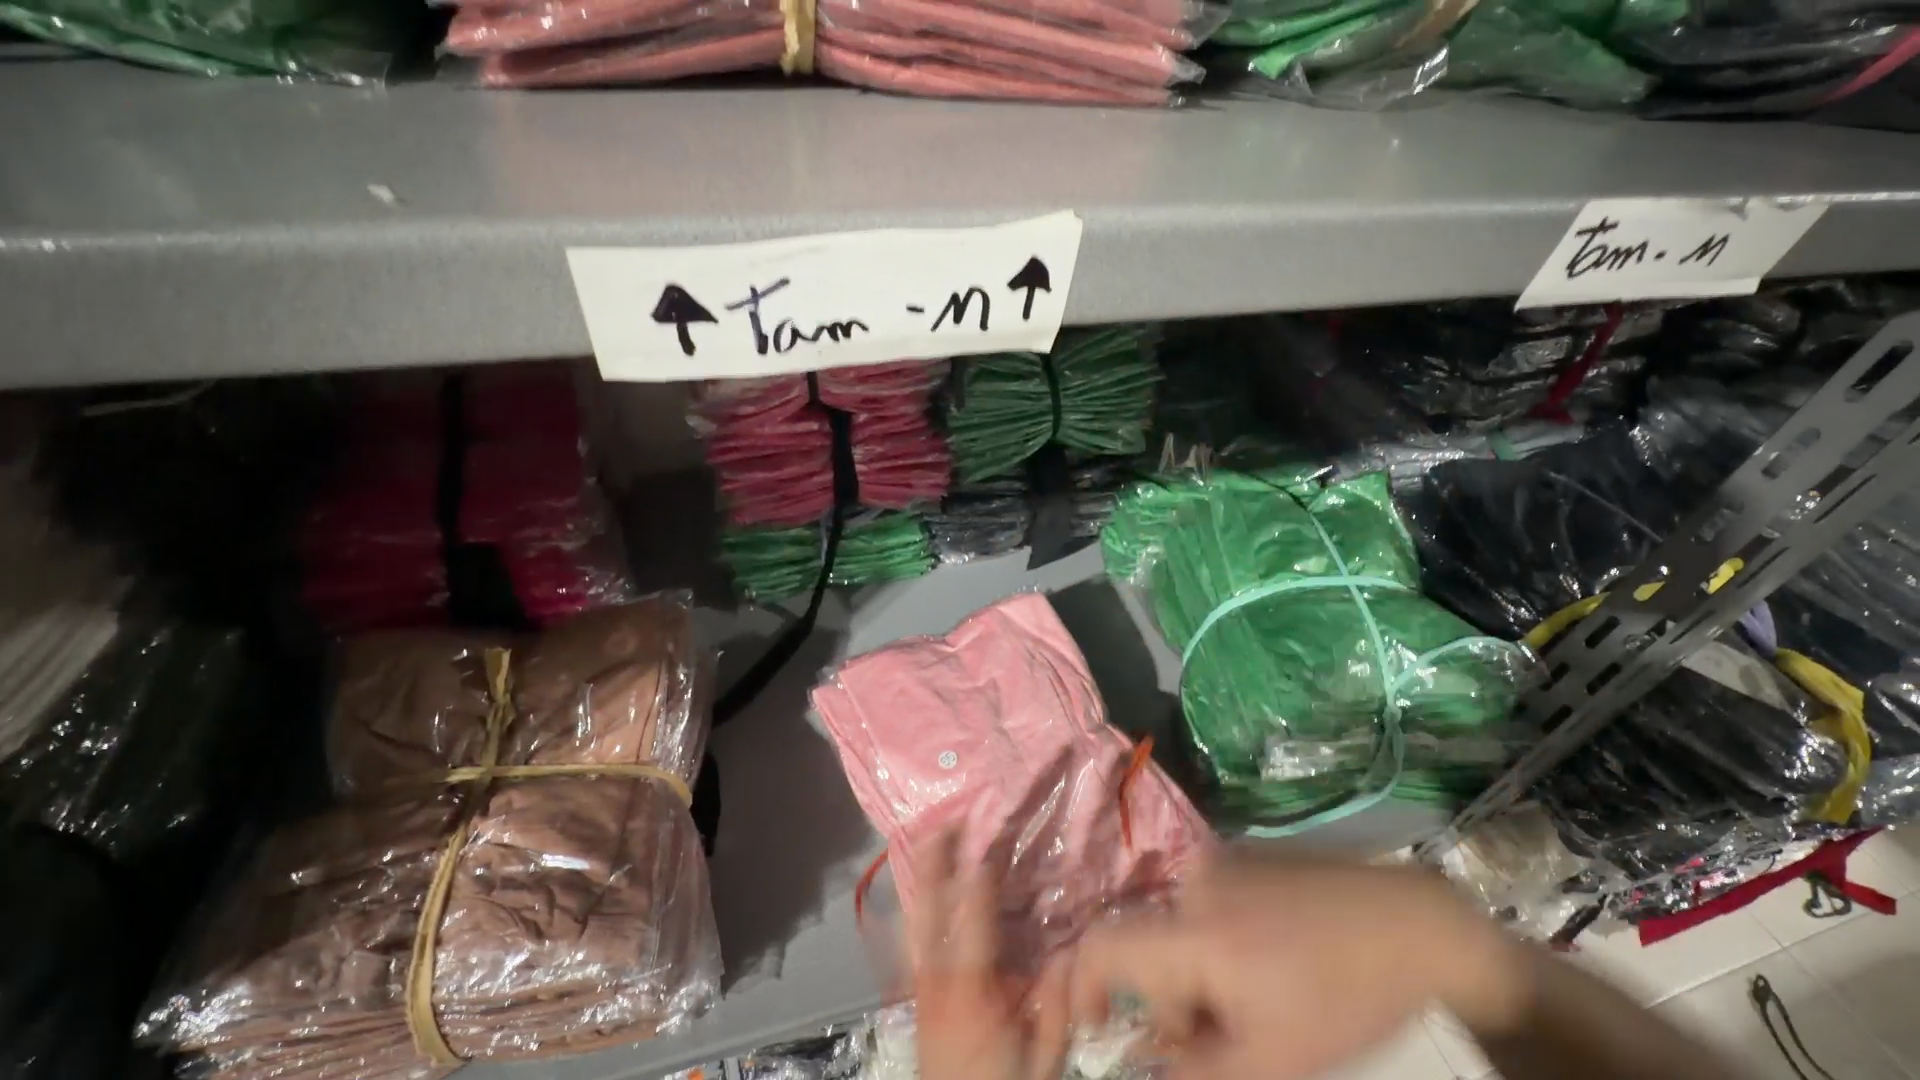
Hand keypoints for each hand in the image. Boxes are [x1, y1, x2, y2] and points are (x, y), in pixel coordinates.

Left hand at [905, 835, 1071, 1079]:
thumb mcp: (1044, 1059)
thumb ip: (1056, 1005)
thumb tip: (1070, 952)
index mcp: (973, 989)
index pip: (973, 922)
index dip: (976, 880)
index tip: (983, 842)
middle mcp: (937, 980)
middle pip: (929, 911)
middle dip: (933, 865)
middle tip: (940, 823)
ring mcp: (919, 987)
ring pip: (913, 922)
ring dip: (919, 879)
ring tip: (925, 841)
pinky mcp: (913, 998)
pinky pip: (907, 944)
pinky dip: (910, 912)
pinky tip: (914, 893)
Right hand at [1064, 852, 1530, 1079]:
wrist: (1426, 928)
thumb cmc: (1350, 998)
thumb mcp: (1274, 1059)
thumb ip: (1198, 1071)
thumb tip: (1154, 1067)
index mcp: (1193, 929)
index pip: (1103, 947)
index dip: (1082, 987)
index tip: (1097, 1025)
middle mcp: (1196, 879)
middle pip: (1150, 947)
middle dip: (1173, 999)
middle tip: (1222, 1036)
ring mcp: (1227, 858)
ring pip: (1183, 928)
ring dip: (1203, 972)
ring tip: (1263, 1001)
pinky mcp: (1253, 852)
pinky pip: (1212, 902)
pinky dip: (1225, 940)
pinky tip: (1280, 962)